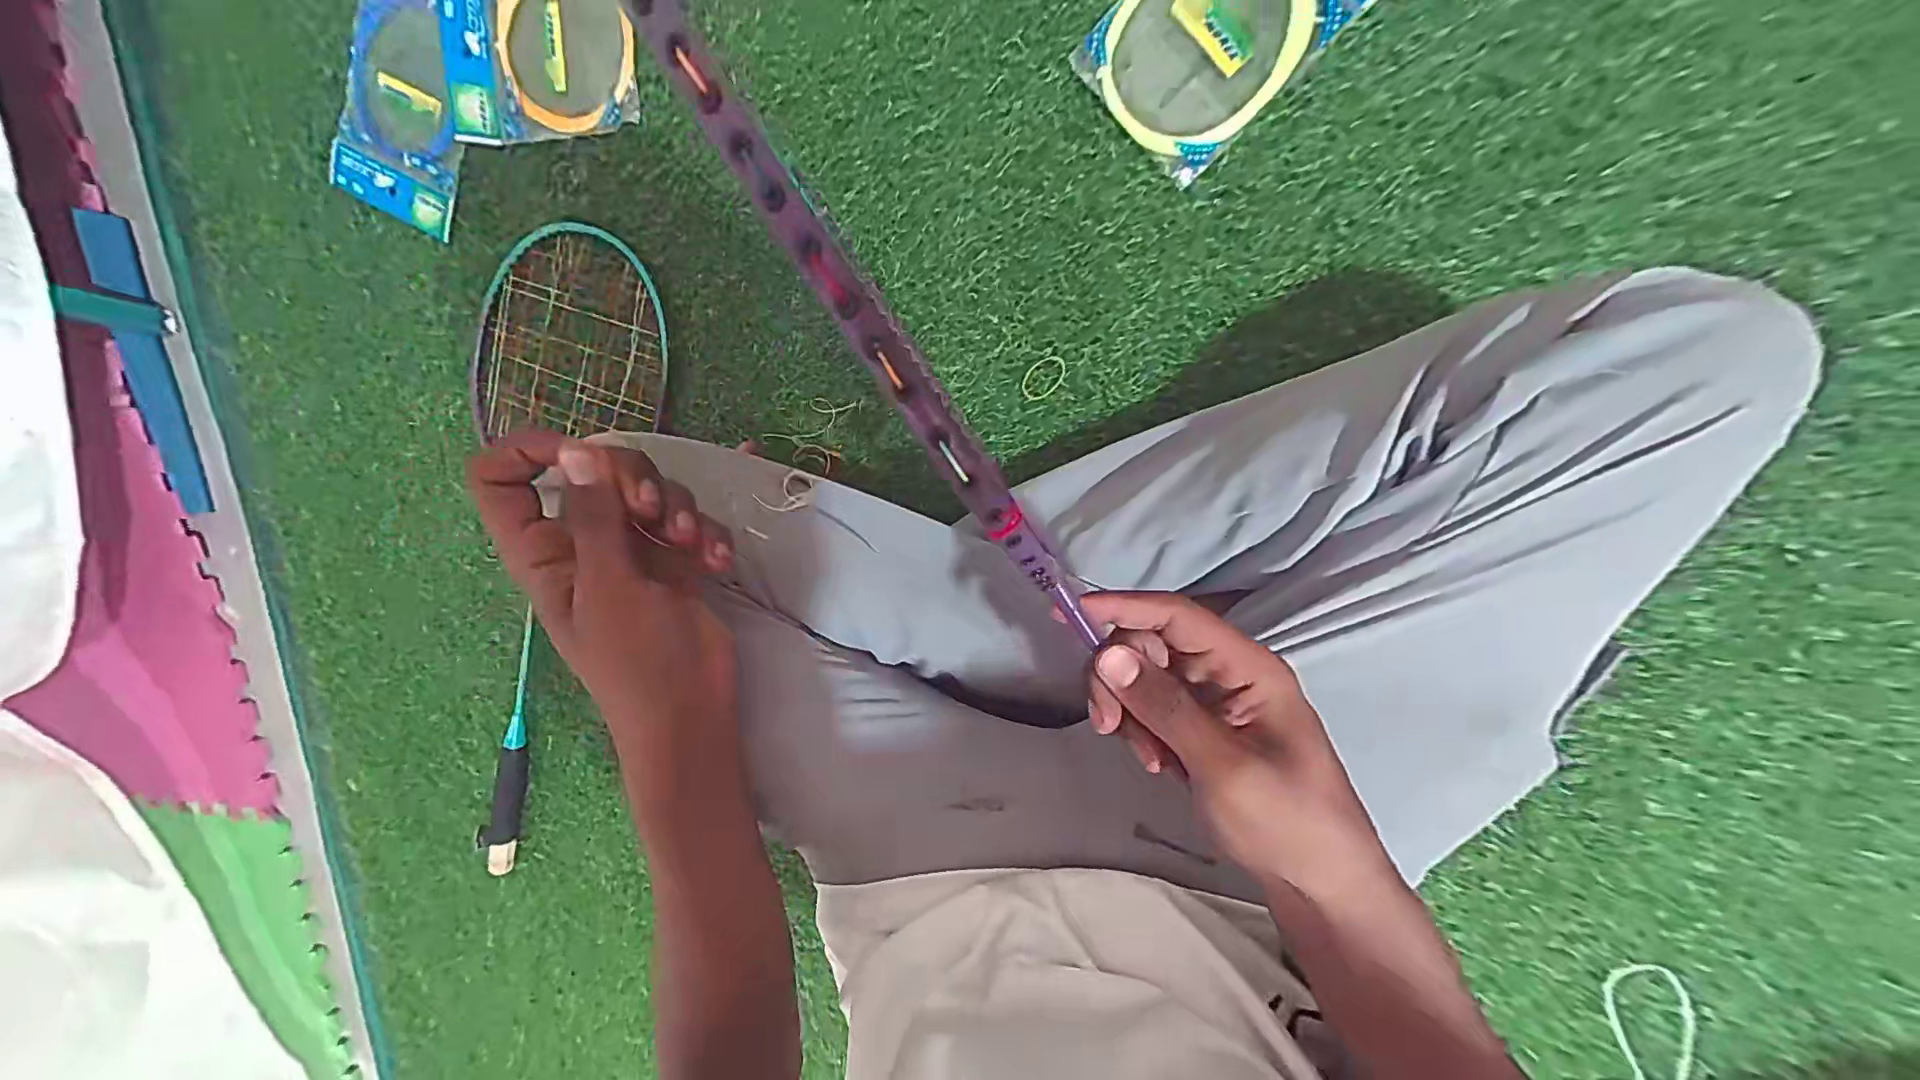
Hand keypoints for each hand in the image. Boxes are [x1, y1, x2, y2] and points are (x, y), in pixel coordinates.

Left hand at [466, 431, 738, 780]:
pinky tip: (717, 561)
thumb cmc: (635, 660)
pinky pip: (690, 522)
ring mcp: (635, 549)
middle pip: (596, 471)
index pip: (503, 481)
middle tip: (651, 510)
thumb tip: (578, 450)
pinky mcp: (677, 559)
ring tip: (692, 543)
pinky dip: (707, 534)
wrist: (691, 708)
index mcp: (544, 549)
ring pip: (651, 492)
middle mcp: (586, 541)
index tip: (581, 452)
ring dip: (679, 509)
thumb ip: (594, 516)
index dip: (530, 452)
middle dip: (632, 480)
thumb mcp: (609, 586)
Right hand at [1082, 592, 1399, 899]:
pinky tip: (1158, 764)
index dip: (1123, 606)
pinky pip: (1150, 707)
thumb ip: (1165, 707)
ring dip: (1129, 710)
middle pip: (1150, 644)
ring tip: (1150, 759)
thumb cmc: (1287, 822)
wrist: (1319, 884)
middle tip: (1108, 724)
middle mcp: (1226, 672)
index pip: (1176, 615)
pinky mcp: (1198, 725)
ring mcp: (1211, 699)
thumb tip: (1110, 654)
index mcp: (1246, 666)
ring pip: (1142, 676)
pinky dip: (1140, 729)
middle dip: (1118, 676)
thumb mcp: (1223, 765)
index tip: (1070, 611)